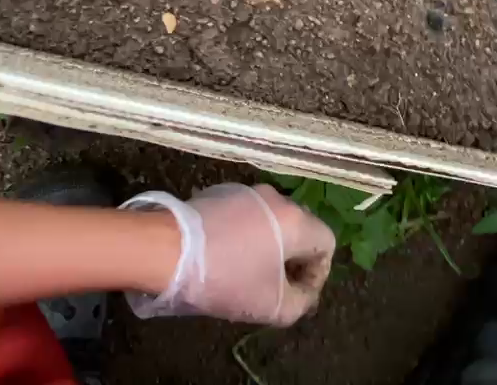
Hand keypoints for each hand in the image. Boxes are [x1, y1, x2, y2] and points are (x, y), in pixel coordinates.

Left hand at [120, 183, 334, 324]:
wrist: (170, 247)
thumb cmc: (227, 278)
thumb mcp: (271, 306)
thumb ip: (300, 302)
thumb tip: (302, 291)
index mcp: (295, 221)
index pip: (326, 242)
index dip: (318, 273)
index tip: (296, 292)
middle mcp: (277, 198)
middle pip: (301, 228)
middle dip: (294, 259)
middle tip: (275, 285)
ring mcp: (248, 191)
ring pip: (273, 220)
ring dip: (270, 245)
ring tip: (248, 271)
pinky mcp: (223, 191)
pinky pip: (249, 213)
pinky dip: (248, 233)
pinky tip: (226, 254)